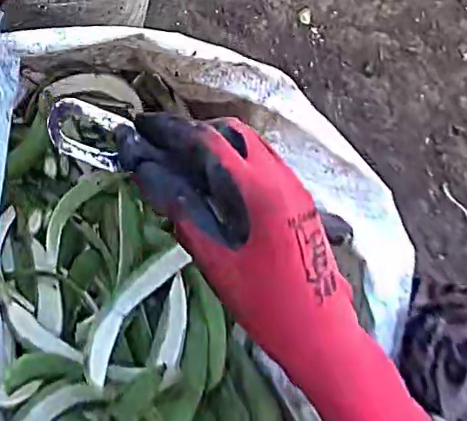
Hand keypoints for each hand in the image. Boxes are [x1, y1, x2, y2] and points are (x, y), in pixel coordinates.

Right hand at [119, 115, 426, 420]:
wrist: (327, 340)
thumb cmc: (266, 301)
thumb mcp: (213, 255)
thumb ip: (178, 204)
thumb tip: (143, 166)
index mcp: (256, 188)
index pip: (204, 139)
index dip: (167, 129)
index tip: (140, 126)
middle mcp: (279, 176)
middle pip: (228, 130)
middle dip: (190, 130)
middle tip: (160, 142)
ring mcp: (294, 185)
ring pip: (247, 142)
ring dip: (211, 140)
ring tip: (182, 158)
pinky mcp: (300, 198)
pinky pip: (260, 159)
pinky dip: (230, 156)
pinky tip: (214, 179)